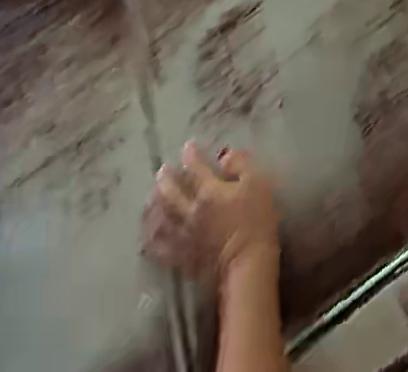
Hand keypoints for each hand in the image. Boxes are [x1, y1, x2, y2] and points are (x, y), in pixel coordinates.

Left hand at [144, 141, 280, 284]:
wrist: (247, 261)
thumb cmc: (257, 218)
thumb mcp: (258, 184)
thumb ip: (241, 166)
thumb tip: (225, 154)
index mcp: (210, 191)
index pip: (197, 168)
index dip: (192, 156)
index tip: (188, 146)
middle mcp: (190, 211)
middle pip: (171, 192)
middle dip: (166, 179)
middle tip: (161, 170)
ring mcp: (181, 235)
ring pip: (160, 218)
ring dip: (154, 205)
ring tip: (151, 198)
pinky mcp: (179, 256)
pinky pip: (158, 246)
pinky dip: (151, 237)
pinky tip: (149, 233)